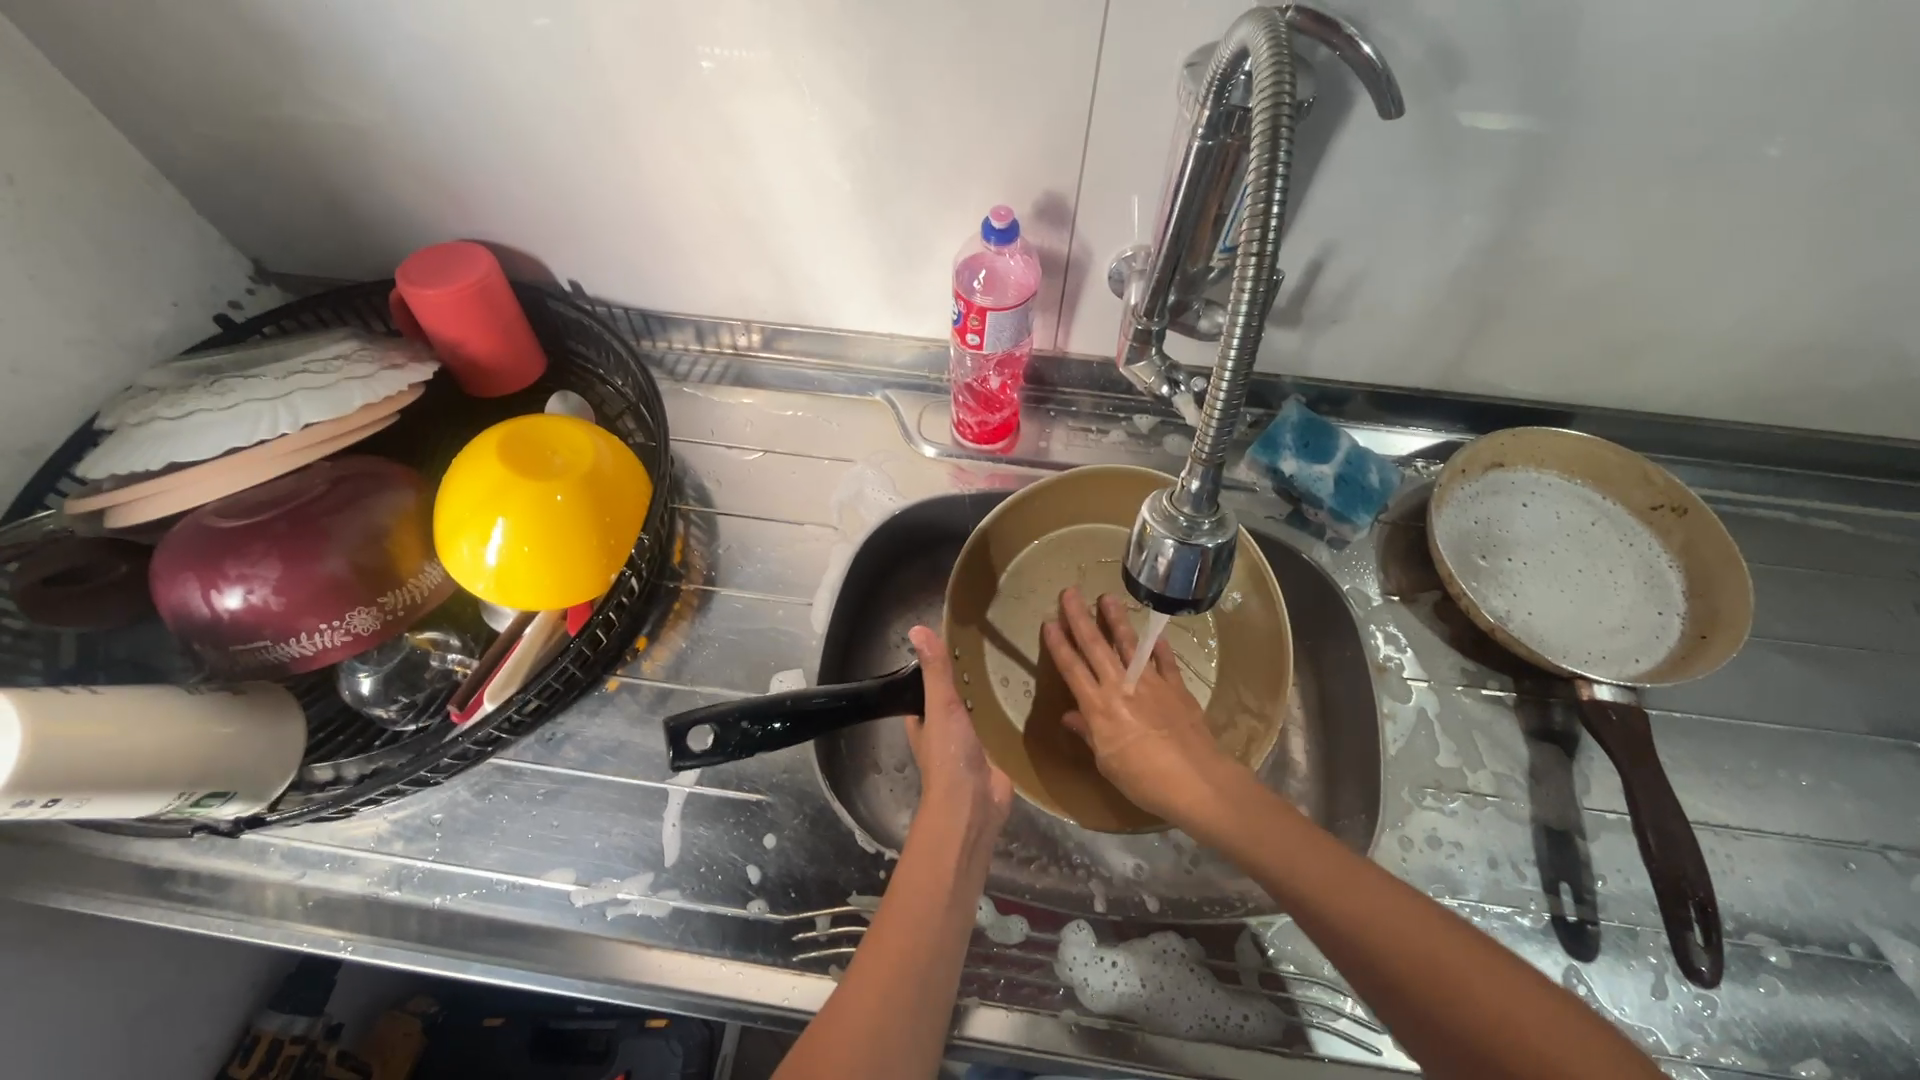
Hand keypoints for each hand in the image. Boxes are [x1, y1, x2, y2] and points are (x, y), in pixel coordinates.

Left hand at [905, 625, 1013, 834]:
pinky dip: (1014, 713)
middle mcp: (946, 729)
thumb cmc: (949, 755)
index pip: (930, 683)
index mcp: (924, 719)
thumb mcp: (940, 705)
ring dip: (995, 694)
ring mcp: (972, 742)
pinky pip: (1004, 727)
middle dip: (974, 677)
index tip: (963, 635)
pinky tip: (1032, 694)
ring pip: (982, 710)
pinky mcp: (997, 753)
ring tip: (1018, 661)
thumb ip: (934, 670)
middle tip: (999, 644)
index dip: (942, 662)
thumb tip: (916, 629)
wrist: (974, 804)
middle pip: (959, 695)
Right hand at [1040, 587, 1241, 823]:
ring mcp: (1150, 683)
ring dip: (1116, 619)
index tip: (1049, 622)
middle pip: (1095, 646)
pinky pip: (1165, 661)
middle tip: (1070, 592)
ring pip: (1129, 645)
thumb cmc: (1143, 779)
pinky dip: (1158, 646)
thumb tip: (1070, 716)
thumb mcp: (1106, 762)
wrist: (1195, 780)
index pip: (1072, 669)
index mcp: (1098, 707)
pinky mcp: (1176, 687)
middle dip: (1080, 618)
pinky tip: (1154, 634)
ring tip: (1107, 597)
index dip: (1059, 645)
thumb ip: (1089, 734)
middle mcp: (1121, 687)